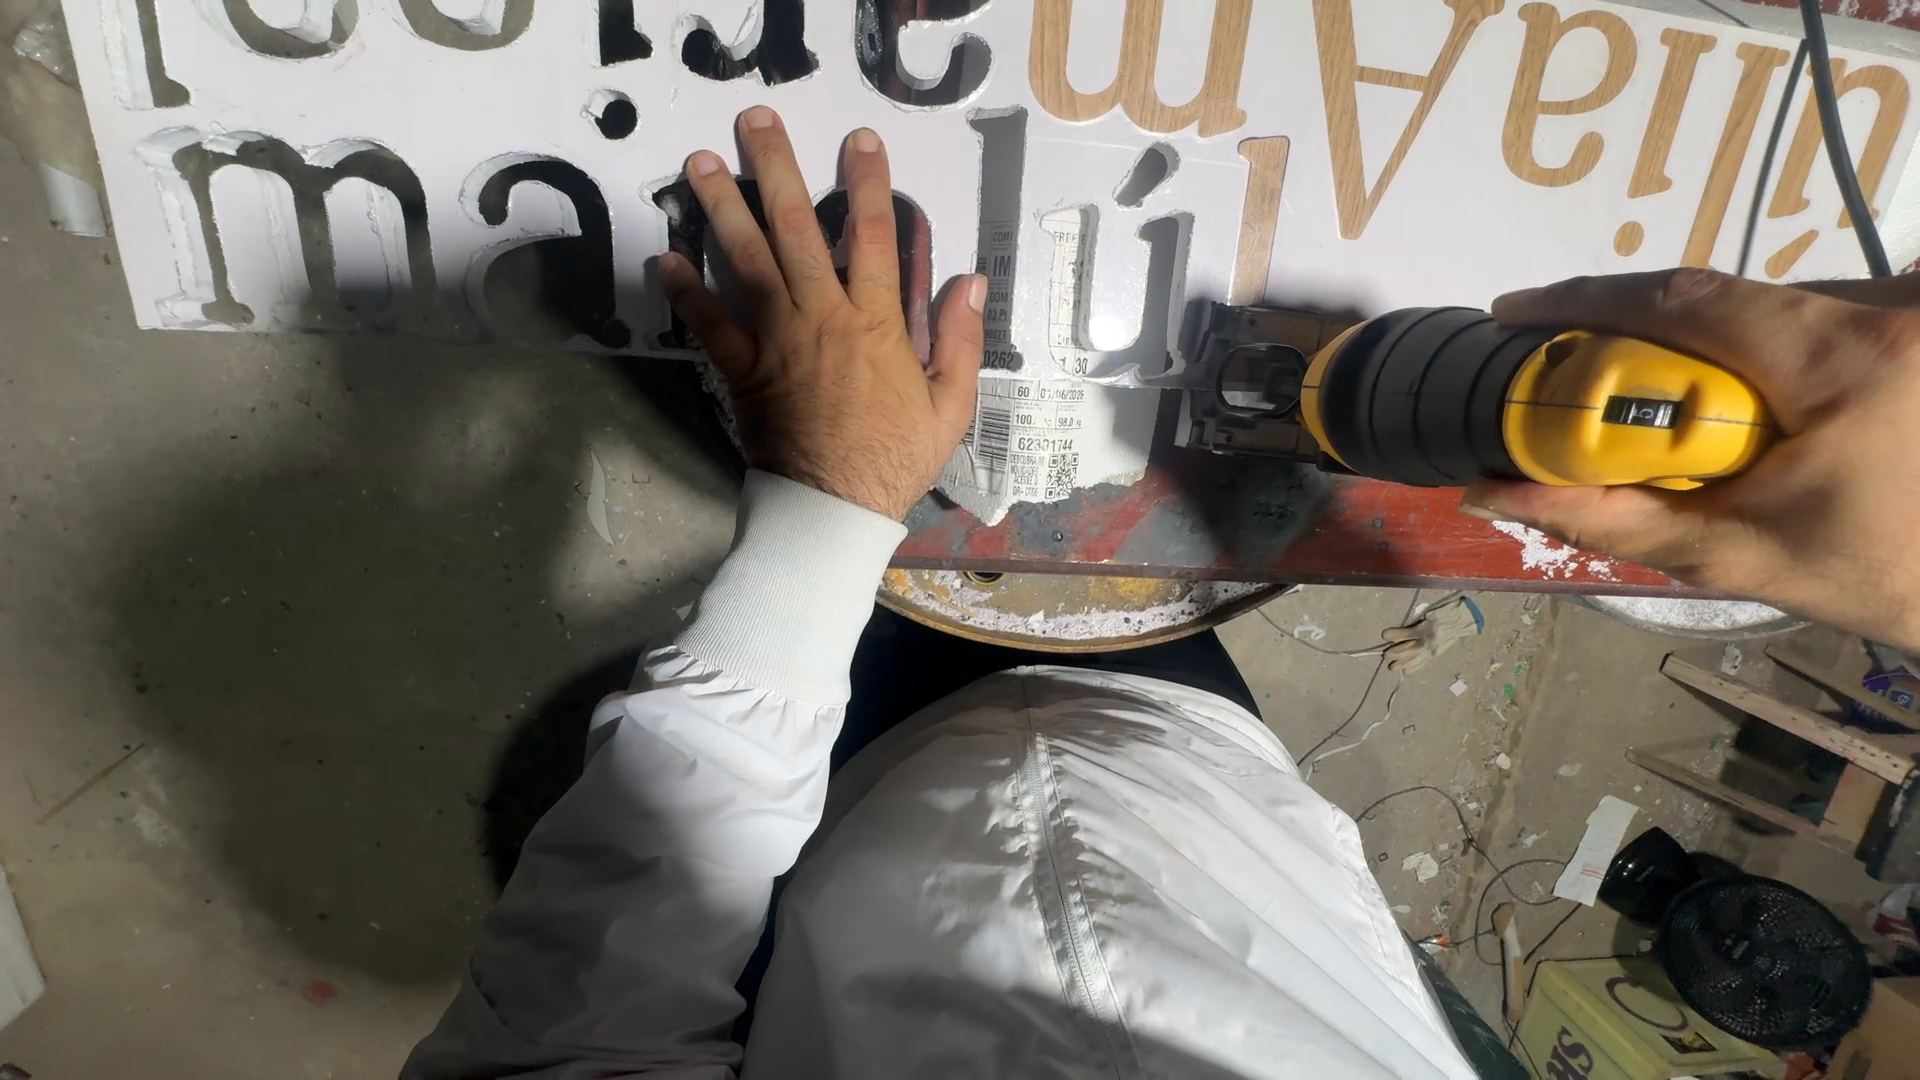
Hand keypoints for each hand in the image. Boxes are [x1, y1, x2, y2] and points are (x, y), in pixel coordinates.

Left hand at [658, 106, 986, 520]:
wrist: (837, 506)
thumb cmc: (896, 457)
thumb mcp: (951, 405)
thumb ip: (960, 341)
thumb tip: (970, 282)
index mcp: (875, 324)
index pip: (874, 239)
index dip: (868, 185)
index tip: (858, 140)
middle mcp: (821, 317)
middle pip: (797, 231)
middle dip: (777, 171)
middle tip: (754, 122)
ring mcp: (777, 341)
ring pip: (748, 263)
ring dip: (723, 210)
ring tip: (700, 164)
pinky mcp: (743, 370)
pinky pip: (711, 326)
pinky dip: (687, 293)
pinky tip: (666, 259)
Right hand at [1464, 268, 1919, 648]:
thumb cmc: (1878, 573)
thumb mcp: (1723, 553)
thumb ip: (1601, 519)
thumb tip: (1484, 492)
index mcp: (1856, 360)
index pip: (1687, 302)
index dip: (1587, 299)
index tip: (1513, 312)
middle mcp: (1905, 305)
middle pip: (1727, 302)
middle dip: (1642, 338)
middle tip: (1582, 383)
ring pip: (1774, 303)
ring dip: (1705, 348)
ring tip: (1676, 410)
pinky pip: (1820, 311)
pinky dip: (1760, 349)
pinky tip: (1757, 402)